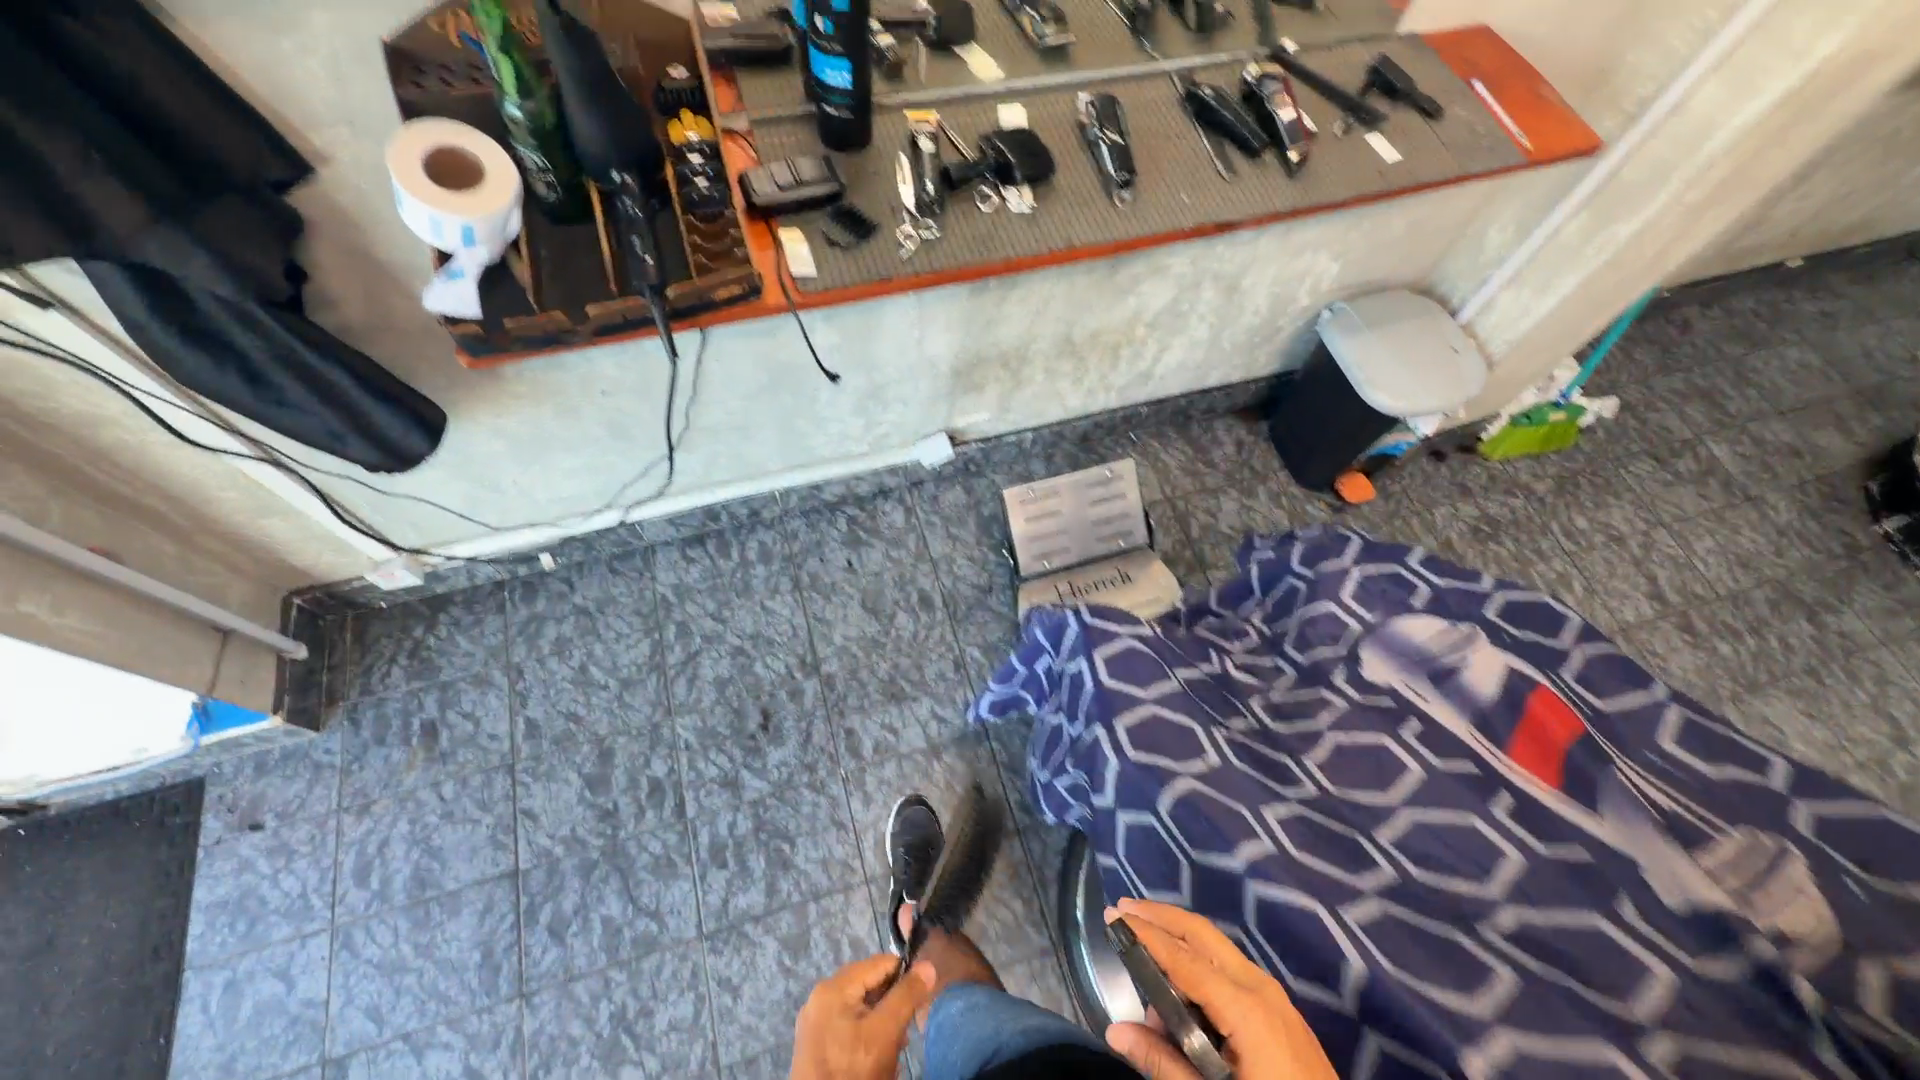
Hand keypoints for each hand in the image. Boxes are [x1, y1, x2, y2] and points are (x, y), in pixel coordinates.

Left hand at [790, 954, 936, 1079]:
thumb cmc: (854, 1072)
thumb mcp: (885, 1032)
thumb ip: (907, 996)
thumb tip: (928, 964)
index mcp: (833, 987)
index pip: (879, 963)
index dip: (904, 976)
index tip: (920, 999)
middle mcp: (820, 997)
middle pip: (870, 985)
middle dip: (892, 1006)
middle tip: (905, 1032)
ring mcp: (816, 1021)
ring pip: (862, 1008)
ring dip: (882, 1023)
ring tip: (893, 1049)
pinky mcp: (817, 1042)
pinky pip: (849, 1025)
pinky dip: (867, 1035)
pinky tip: (877, 1058)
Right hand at [1103, 898, 1337, 1079]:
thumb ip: (1164, 1064)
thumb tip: (1115, 1031)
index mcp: (1244, 1008)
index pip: (1182, 958)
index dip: (1144, 934)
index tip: (1111, 914)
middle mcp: (1259, 987)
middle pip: (1202, 934)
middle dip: (1161, 917)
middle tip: (1123, 908)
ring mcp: (1272, 996)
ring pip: (1216, 948)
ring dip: (1178, 937)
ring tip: (1141, 950)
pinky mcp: (1277, 1009)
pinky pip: (1229, 967)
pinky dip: (1197, 960)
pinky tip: (1178, 984)